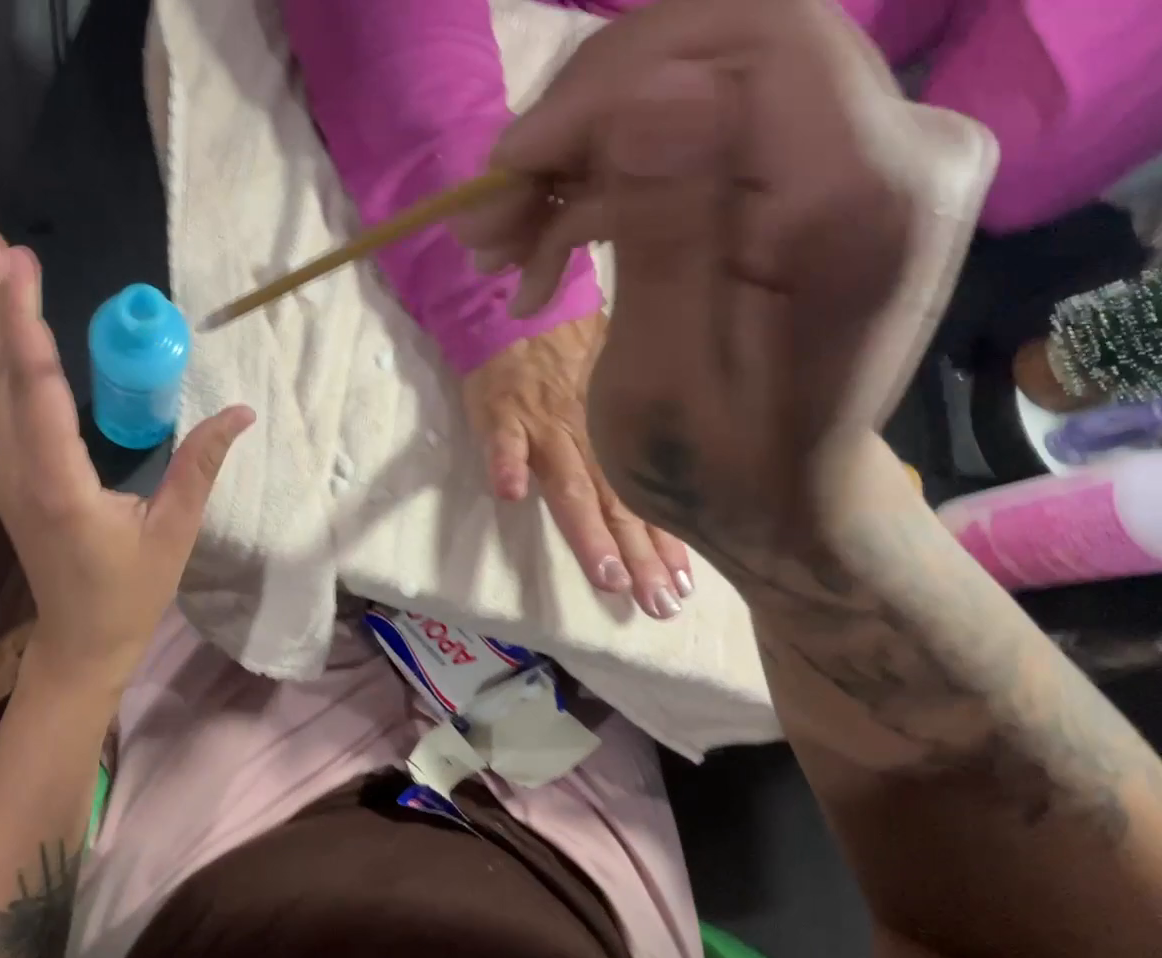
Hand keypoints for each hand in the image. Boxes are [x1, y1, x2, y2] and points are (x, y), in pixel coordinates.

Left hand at [0, 226, 254, 693]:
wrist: (79, 643)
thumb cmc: (128, 595)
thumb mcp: (173, 533)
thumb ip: (200, 468)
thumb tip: (241, 412)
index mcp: (61, 486)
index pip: (39, 393)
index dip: (26, 326)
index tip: (17, 266)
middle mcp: (22, 473)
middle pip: (1, 378)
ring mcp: (10, 475)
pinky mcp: (14, 478)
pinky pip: (0, 408)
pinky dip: (0, 359)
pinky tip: (4, 330)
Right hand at [456, 0, 910, 558]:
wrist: (773, 494)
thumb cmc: (714, 462)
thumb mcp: (666, 373)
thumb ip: (669, 231)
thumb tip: (649, 99)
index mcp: (864, 201)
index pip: (756, 44)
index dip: (613, 83)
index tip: (511, 165)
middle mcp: (888, 148)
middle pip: (714, 46)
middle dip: (580, 120)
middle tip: (488, 213)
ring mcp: (855, 150)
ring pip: (688, 80)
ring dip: (574, 152)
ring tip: (498, 239)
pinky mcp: (812, 166)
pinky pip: (690, 124)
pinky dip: (602, 175)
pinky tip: (544, 241)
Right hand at [464, 313, 691, 617]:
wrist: (515, 312)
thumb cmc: (565, 351)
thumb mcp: (610, 387)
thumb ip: (625, 437)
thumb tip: (670, 486)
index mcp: (610, 439)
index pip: (643, 499)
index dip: (664, 544)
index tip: (683, 589)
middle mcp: (586, 440)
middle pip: (614, 505)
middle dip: (637, 556)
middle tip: (655, 604)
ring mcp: (542, 428)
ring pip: (568, 484)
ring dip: (586, 529)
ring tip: (604, 576)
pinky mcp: (500, 415)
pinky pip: (501, 440)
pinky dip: (506, 463)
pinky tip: (510, 493)